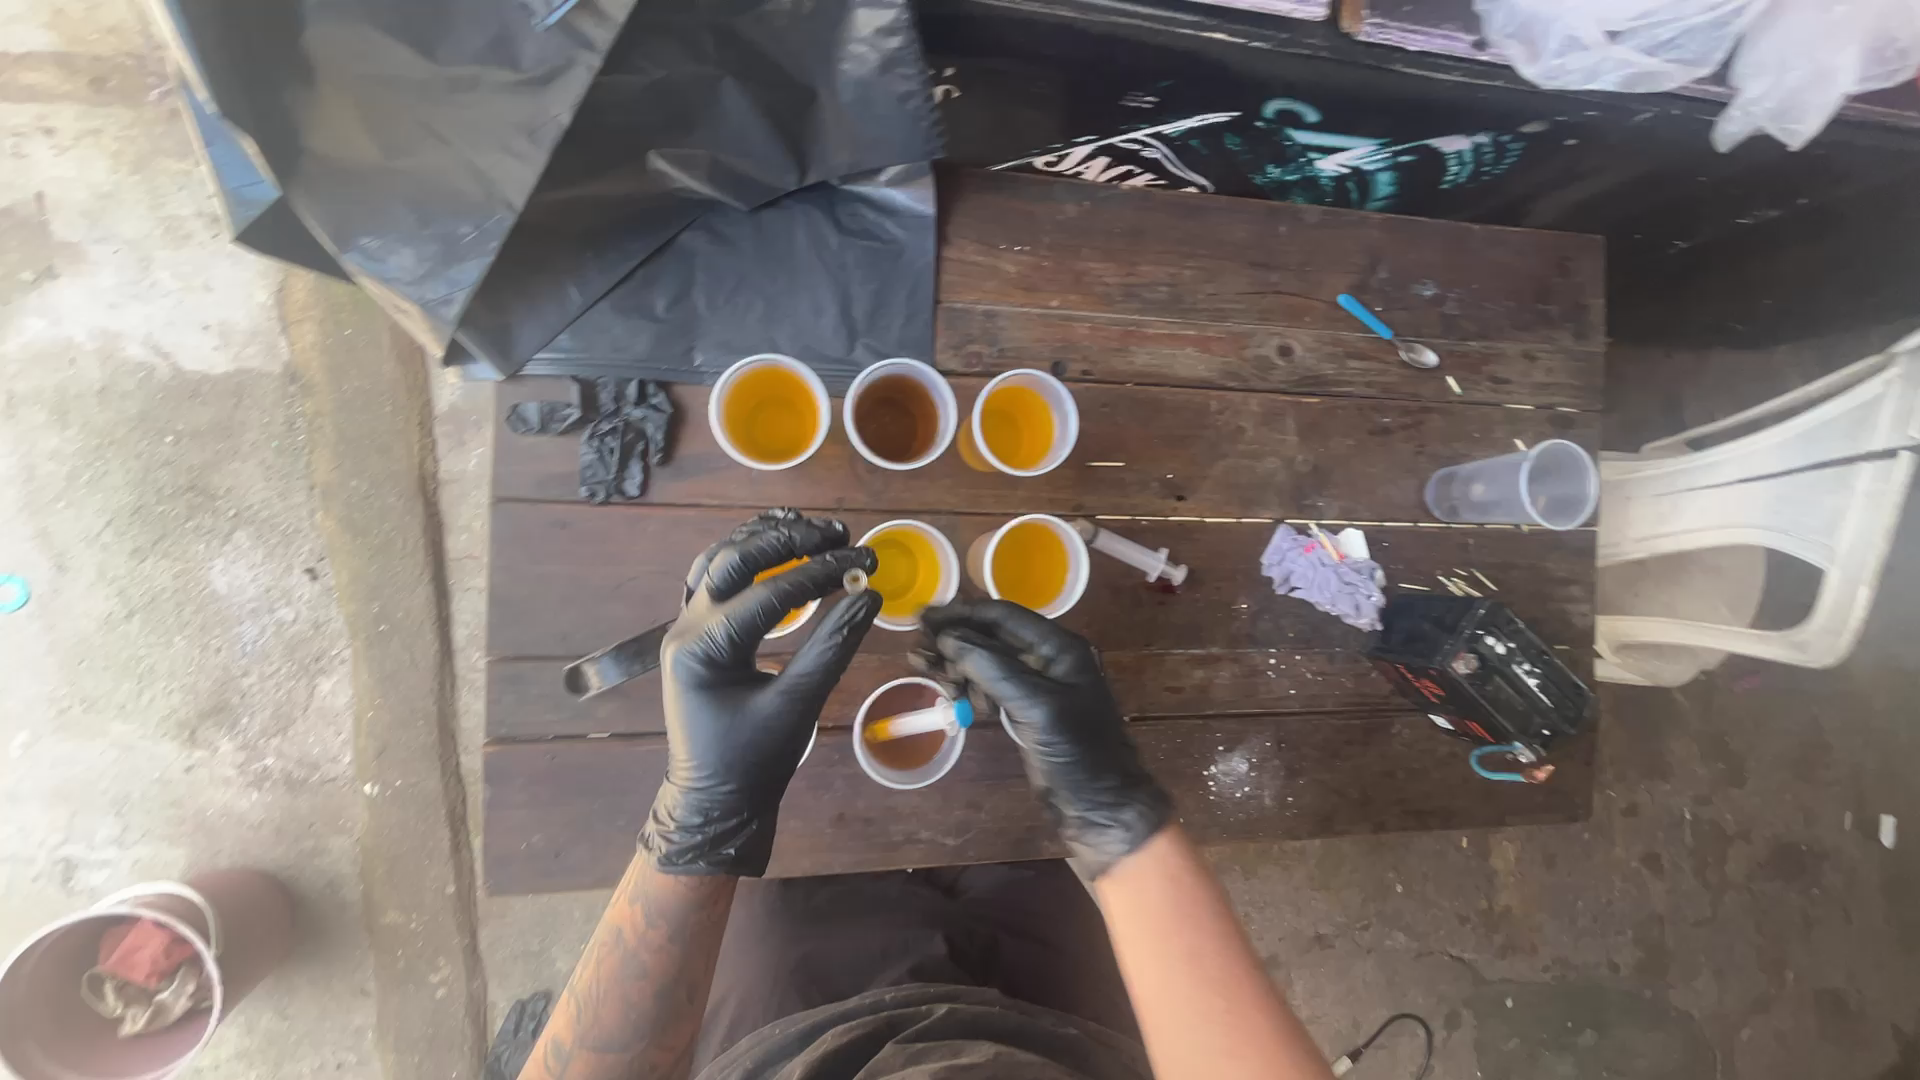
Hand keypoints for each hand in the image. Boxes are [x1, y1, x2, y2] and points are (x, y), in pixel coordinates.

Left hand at [642, 509, 881, 875]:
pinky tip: (778, 548)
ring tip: (815, 531)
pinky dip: (747, 556)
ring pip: (720, 559)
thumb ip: (833, 646)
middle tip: (841, 535)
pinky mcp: (696, 630)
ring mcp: (685, 625)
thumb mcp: (799, 704)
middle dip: (792, 541)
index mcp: (705, 647)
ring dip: (767, 540)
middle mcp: (686, 626)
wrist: (715, 800)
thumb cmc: (754, 761)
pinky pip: (715, 577)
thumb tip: (871, 596)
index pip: (770, 592)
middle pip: (737, 560)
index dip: (822, 572)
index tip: (865, 562)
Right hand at [918, 599, 1171, 878]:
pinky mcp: (1027, 713)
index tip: (923, 617)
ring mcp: (1037, 688)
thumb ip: (993, 668)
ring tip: (920, 666)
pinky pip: (991, 689)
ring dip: (955, 664)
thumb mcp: (1037, 707)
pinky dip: (969, 688)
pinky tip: (952, 694)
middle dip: (953, 640)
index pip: (1003, 617)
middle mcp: (1048, 660)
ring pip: (987, 664)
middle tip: (915, 647)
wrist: (1103, 811)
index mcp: (1059, 648)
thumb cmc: (1078, 755)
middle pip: (991, 638)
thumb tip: (949, 638)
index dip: (962, 614)